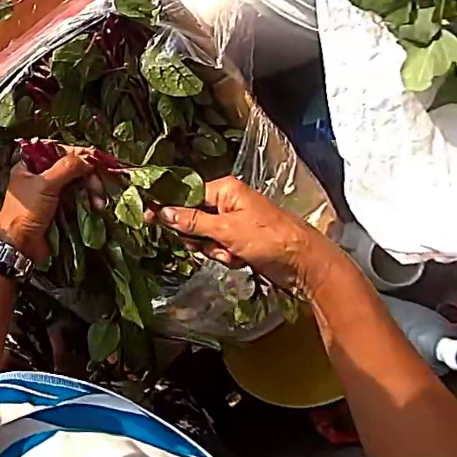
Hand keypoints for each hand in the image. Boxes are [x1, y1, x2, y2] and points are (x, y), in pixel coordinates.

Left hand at [0, 147, 93, 262]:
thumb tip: (88, 157)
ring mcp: (50, 193)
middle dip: (88, 175)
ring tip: (99, 203)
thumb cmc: (25, 213)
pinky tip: (97, 207)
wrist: (20, 246)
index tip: (94, 158)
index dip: (76, 153)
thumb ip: (66, 168)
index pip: (56, 150)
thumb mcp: (44, 185)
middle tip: (99, 186)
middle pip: (70, 167)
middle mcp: (40, 176)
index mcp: (30, 166)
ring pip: (77, 183)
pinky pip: (78, 198)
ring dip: (91, 190)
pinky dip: (88, 201)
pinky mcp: (59, 208)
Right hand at [154, 177, 348, 290]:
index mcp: (224, 190)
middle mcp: (227, 202)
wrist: (308, 267)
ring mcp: (233, 221)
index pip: (184, 195)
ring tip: (232, 254)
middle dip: (197, 236)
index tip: (148, 218)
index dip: (167, 208)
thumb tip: (161, 212)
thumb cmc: (270, 240)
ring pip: (202, 236)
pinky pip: (217, 246)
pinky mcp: (239, 239)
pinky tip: (240, 260)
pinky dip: (224, 256)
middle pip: (190, 217)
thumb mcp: (226, 229)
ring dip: (212, 249)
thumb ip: (191, 221)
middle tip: (209, 245)